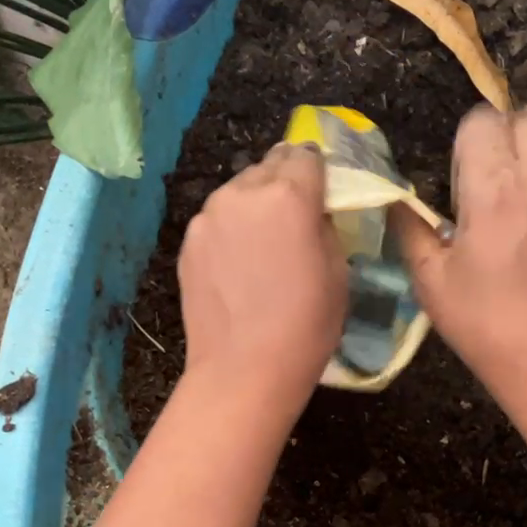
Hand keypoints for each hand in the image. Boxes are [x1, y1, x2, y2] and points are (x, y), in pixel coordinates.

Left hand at [177, 143, 347, 405]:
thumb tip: (312, 212)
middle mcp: (243, 193)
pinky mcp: (188, 243)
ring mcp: (208, 216)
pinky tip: (238, 267)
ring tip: (262, 248)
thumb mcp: (338, 273)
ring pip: (238, 192)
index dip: (316, 172)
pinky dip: (230, 232)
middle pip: (268, 166)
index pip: (307, 155)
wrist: (244, 371)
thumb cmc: (305, 328)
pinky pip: (216, 222)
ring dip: (253, 206)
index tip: (320, 192)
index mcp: (289, 195)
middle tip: (293, 222)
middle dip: (283, 184)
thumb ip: (325, 227)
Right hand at [394, 107, 526, 392]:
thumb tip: (396, 200)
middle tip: (494, 190)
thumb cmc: (484, 324)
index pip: (481, 122)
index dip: (468, 146)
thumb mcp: (431, 282)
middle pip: (524, 122)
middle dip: (505, 144)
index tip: (464, 182)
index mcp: (493, 189)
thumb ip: (411, 229)